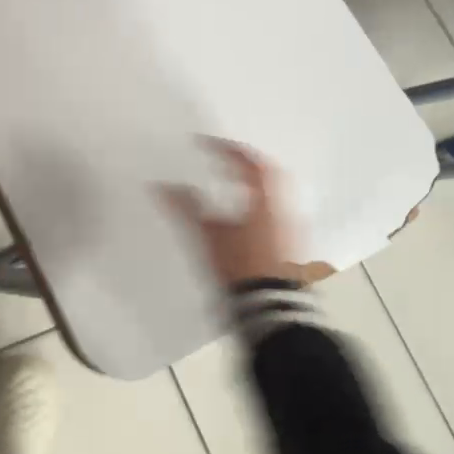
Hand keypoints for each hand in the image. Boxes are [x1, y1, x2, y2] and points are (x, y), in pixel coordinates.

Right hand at [165, 139, 292, 286]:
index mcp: (264, 203)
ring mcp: (292, 229)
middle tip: (227, 158)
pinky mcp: (292, 246)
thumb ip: (185, 206)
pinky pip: (277, 213)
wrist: (272, 309)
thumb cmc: (239, 266)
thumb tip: (161, 184)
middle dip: (249, 163)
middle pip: (272, 175)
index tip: (206, 144)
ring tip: (234, 183)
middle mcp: (284, 211)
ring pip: (276, 194)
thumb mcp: (207, 235)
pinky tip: (246, 214)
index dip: (229, 150)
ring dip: (256, 184)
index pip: (251, 165)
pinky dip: (261, 203)